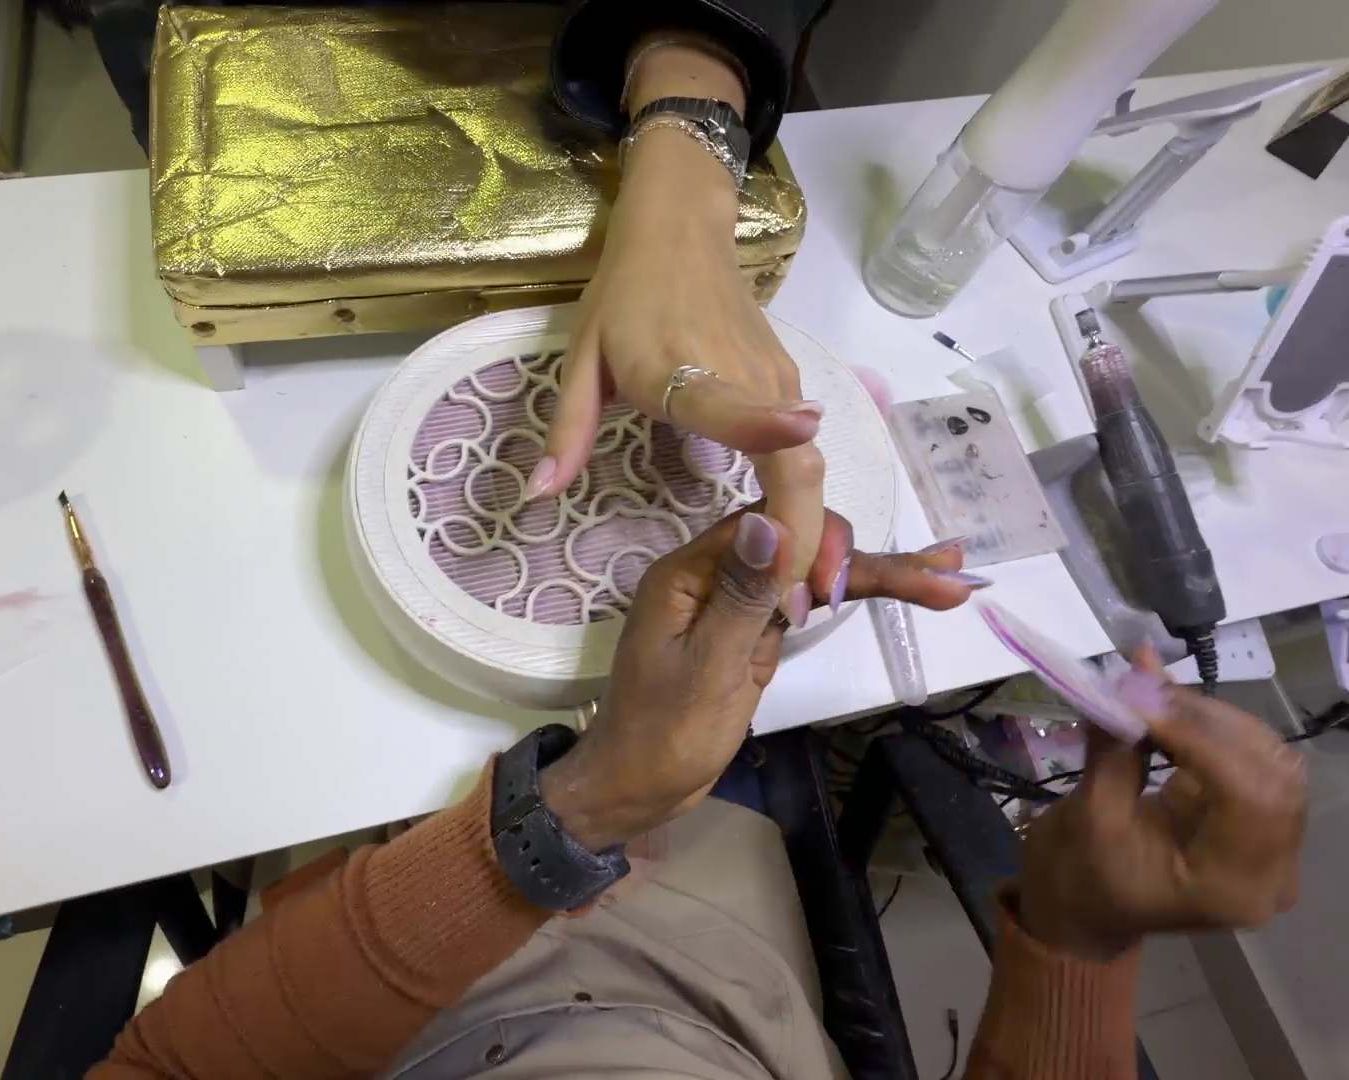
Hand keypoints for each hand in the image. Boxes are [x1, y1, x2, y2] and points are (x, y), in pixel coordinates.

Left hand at [530, 41, 833, 603]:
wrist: (679, 229)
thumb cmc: (623, 296)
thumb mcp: (581, 360)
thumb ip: (568, 430)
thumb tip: (537, 495)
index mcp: (675, 368)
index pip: (725, 403)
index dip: (761, 430)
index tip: (793, 474)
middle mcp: (741, 374)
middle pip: (793, 460)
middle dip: (801, 537)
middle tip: (790, 608)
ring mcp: (774, 377)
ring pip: (809, 461)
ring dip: (811, 527)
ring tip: (797, 592)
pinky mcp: (787, 378)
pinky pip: (805, 449)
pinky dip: (805, 497)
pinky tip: (791, 537)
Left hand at [538, 511, 980, 849]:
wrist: (640, 786)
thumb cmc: (665, 734)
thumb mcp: (709, 668)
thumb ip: (743, 596)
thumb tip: (771, 521)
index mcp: (687, 573)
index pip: (761, 524)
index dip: (813, 537)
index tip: (838, 585)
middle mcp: (711, 575)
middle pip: (794, 542)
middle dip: (857, 558)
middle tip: (937, 581)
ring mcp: (735, 600)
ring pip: (807, 571)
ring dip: (874, 572)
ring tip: (949, 577)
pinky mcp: (752, 628)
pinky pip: (802, 602)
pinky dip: (848, 597)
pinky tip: (901, 586)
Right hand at [1017, 657, 1307, 960]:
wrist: (1076, 913)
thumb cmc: (1076, 876)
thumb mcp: (1088, 816)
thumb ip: (1115, 751)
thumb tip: (1125, 682)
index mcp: (1233, 885)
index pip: (1251, 796)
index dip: (1202, 738)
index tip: (1139, 699)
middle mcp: (1270, 869)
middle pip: (1271, 774)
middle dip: (1208, 720)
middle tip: (1142, 686)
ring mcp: (1264, 848)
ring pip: (1266, 762)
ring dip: (1209, 719)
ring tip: (1149, 693)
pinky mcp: (1244, 826)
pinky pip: (1243, 767)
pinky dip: (1204, 731)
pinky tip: (1162, 709)